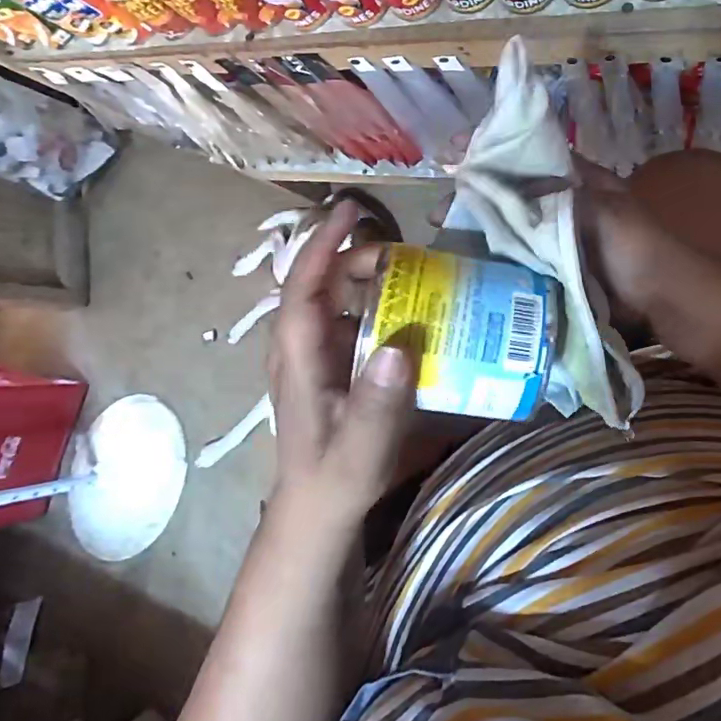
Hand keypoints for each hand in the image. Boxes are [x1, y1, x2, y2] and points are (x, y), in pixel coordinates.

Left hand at [265, 199, 415, 522]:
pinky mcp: (337, 363)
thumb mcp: (360, 451)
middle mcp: (304, 344)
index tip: (351, 211)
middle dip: (363, 259)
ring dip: (376, 280)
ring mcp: (319, 352)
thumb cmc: (335, 478)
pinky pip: (357, 319)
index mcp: (299, 355)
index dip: (323, 243)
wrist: (320, 509)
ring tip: (421, 277)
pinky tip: (418, 314)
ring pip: (342, 298)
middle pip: (325, 281)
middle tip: (411, 256)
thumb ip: (378, 405)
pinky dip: (383, 305)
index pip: (303, 285)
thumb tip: (399, 345)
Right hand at [424, 160, 690, 327]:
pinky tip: (464, 263)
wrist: (663, 299)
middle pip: (507, 192)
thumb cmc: (638, 246)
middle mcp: (557, 203)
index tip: (453, 149)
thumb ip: (554, 199)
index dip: (489, 150)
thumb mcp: (602, 212)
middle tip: (439, 208)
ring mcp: (551, 237)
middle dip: (473, 195)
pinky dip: (491, 258)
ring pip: (507, 225)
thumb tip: (501, 189)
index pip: (524, 154)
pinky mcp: (548, 268)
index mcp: (572, 179)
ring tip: (442, 235)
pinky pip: (514, 257)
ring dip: (477, 228)